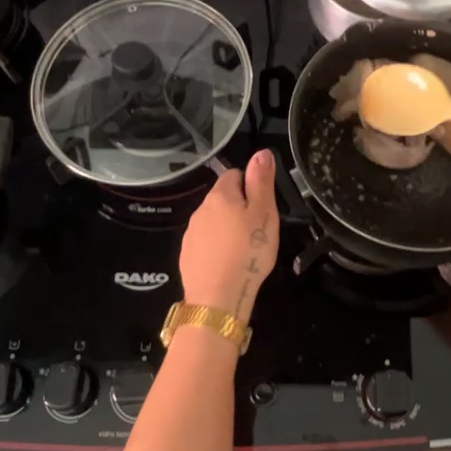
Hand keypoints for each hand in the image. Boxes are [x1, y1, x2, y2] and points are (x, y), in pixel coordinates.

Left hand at [178, 150, 278, 322]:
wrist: (218, 298)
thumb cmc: (248, 252)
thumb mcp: (264, 214)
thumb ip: (262, 182)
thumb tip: (261, 152)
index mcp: (220, 196)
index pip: (234, 174)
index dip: (251, 187)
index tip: (262, 208)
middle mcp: (200, 210)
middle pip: (222, 199)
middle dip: (238, 209)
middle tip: (257, 231)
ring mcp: (190, 234)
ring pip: (212, 222)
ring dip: (226, 229)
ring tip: (243, 250)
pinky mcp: (187, 256)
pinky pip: (204, 243)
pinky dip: (215, 248)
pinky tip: (227, 264)